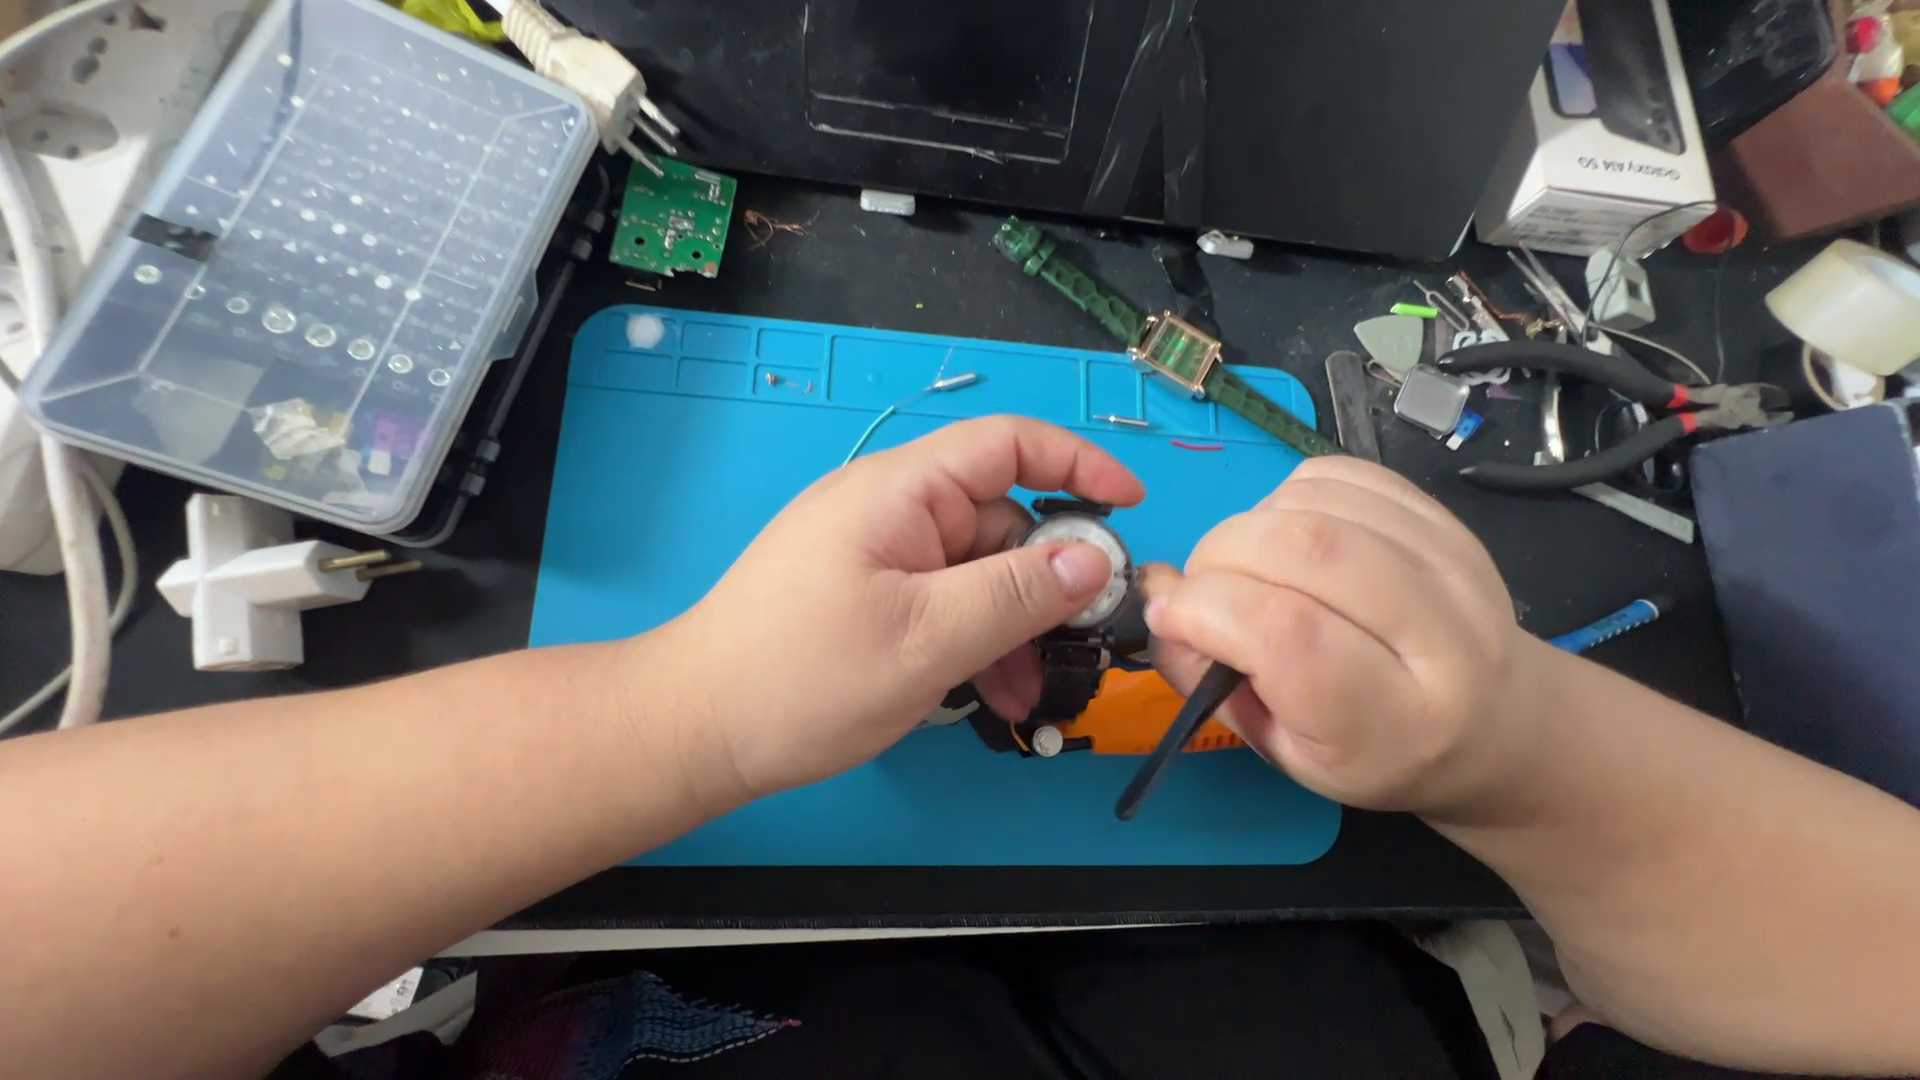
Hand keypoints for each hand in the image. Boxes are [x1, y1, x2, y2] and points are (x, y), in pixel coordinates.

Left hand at [656, 416, 1143, 806]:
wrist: (696, 730)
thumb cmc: (805, 676)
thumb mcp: (928, 637)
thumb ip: (1018, 593)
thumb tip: (1095, 558)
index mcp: (901, 491)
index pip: (1006, 444)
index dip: (1076, 463)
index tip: (1130, 503)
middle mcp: (893, 512)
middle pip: (999, 523)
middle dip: (1045, 584)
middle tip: (1081, 645)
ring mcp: (880, 556)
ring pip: (976, 575)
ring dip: (1012, 630)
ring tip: (1027, 699)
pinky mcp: (870, 596)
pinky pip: (943, 604)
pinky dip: (974, 643)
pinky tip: (992, 697)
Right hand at [1142, 456, 1544, 816]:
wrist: (1492, 723)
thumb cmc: (1368, 750)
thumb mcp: (1278, 745)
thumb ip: (1204, 678)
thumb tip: (1157, 597)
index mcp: (1394, 721)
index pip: (1284, 632)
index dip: (1204, 610)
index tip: (1171, 617)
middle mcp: (1440, 636)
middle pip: (1302, 549)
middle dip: (1217, 558)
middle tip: (1206, 590)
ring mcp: (1451, 564)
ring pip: (1314, 504)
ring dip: (1248, 526)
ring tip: (1250, 567)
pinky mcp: (1443, 517)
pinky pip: (1336, 475)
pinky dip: (1283, 498)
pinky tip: (1288, 536)